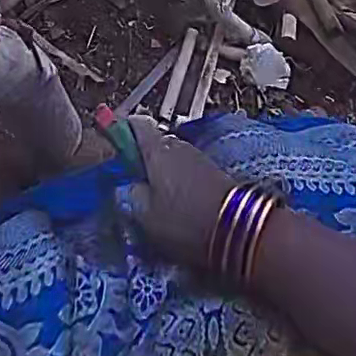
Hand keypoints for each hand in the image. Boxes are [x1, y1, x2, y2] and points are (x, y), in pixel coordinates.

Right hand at [124, 116, 238, 266]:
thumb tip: (129, 186)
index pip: (136, 124)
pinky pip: (189, 169)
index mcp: (156, 150)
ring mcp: (198, 157)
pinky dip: (182, 180)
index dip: (124, 129)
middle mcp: (177, 145)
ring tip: (161, 198)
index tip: (116, 142)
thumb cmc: (184, 221)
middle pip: (155, 142)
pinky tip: (182, 203)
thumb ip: (131, 196)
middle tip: (138, 182)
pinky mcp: (215, 172)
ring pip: (173, 156)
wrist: (239, 231)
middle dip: (146, 157)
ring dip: (165, 170)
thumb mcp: (146, 216)